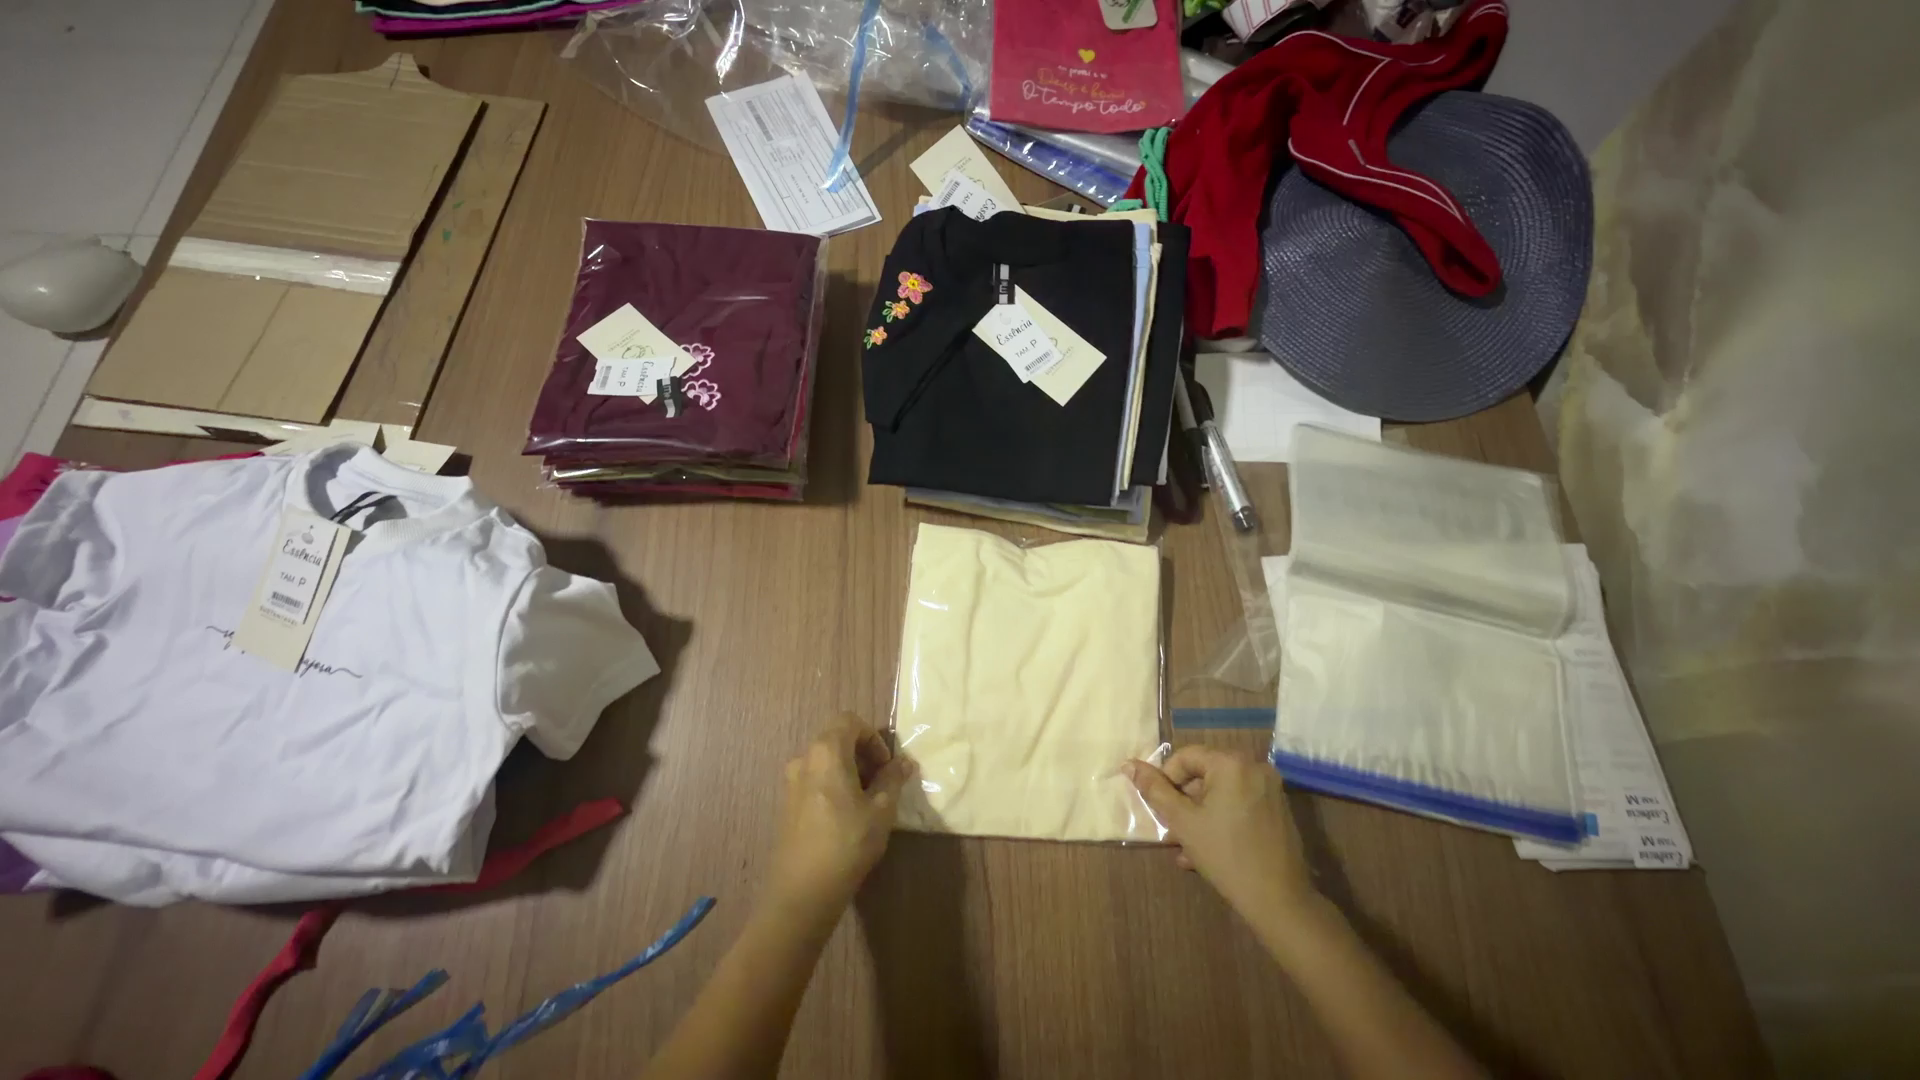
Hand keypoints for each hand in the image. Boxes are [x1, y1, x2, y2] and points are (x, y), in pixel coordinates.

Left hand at [765, 714, 913, 917]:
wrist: (803, 890)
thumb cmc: (848, 842)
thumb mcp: (881, 810)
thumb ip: (893, 780)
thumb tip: (903, 763)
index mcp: (826, 751)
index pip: (850, 721)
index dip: (873, 737)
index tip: (886, 765)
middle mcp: (804, 759)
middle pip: (836, 739)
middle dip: (863, 754)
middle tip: (882, 782)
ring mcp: (791, 782)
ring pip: (825, 761)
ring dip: (849, 771)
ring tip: (868, 801)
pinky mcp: (787, 804)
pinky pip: (815, 780)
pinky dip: (834, 785)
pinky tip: (847, 816)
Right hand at [1124, 747, 1317, 921]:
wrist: (1278, 898)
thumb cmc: (1225, 855)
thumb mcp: (1182, 822)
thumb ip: (1154, 790)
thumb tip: (1128, 764)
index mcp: (1231, 763)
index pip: (1185, 756)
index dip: (1166, 779)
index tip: (1160, 809)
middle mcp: (1255, 767)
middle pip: (1205, 773)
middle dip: (1184, 800)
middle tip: (1172, 828)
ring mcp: (1270, 788)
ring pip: (1221, 792)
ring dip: (1199, 813)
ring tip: (1185, 845)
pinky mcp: (1278, 808)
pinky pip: (1239, 803)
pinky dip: (1221, 818)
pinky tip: (1208, 847)